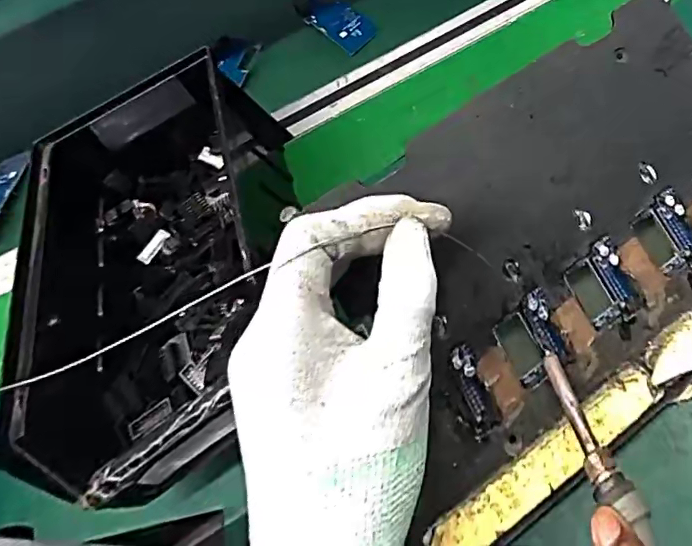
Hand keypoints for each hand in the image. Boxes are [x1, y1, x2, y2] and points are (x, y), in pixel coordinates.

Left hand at [228, 195, 451, 545]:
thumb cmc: (354, 478)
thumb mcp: (397, 369)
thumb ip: (408, 288)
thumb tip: (414, 234)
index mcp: (280, 329)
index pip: (314, 233)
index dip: (372, 213)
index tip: (422, 215)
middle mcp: (266, 339)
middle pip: (314, 251)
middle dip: (373, 229)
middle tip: (426, 227)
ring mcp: (273, 361)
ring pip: (318, 278)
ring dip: (367, 255)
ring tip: (412, 250)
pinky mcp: (288, 379)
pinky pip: (321, 309)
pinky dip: (359, 288)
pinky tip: (389, 294)